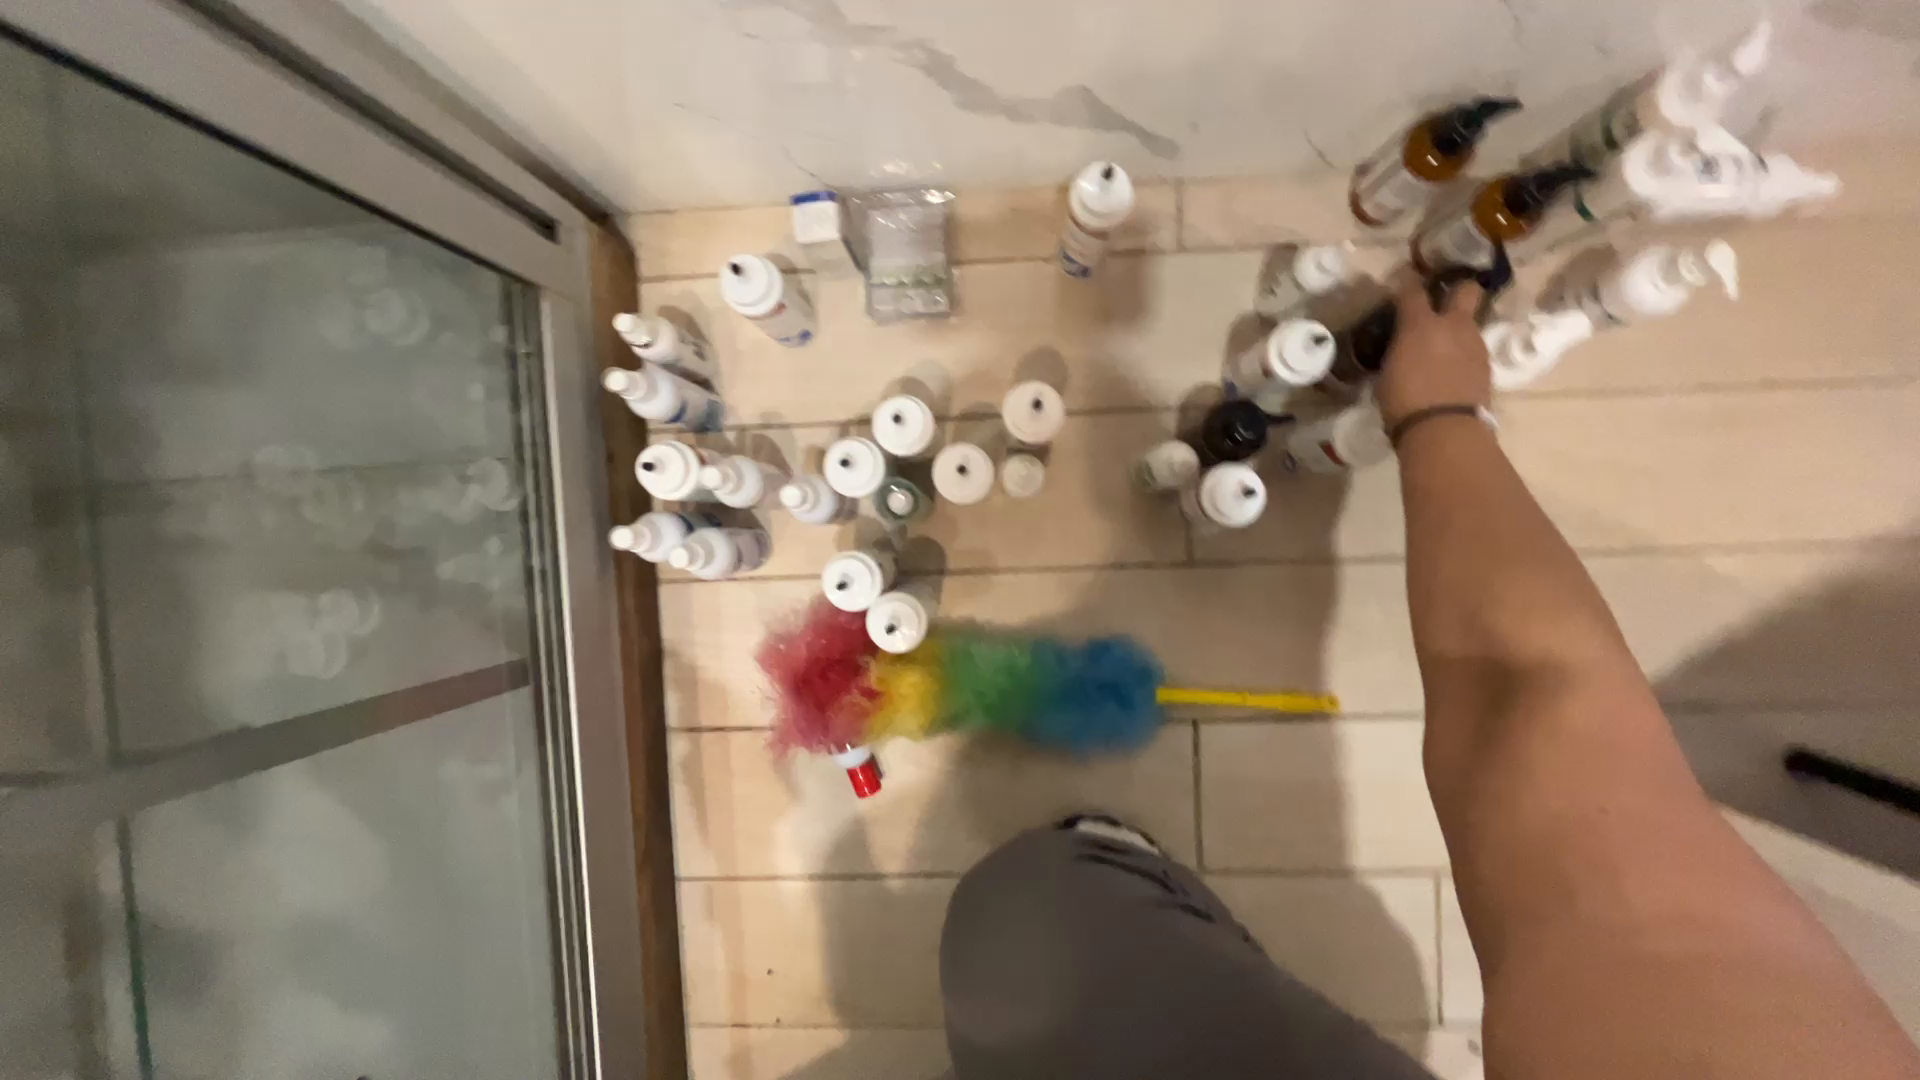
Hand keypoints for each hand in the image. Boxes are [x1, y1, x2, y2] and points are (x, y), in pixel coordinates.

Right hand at [1375, 280, 1489, 427]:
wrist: (1443, 428)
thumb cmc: (1403, 402)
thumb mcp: (1387, 374)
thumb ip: (1398, 353)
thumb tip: (1401, 349)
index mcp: (1420, 326)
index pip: (1412, 291)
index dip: (1406, 283)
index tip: (1402, 283)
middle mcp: (1453, 326)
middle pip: (1466, 290)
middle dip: (1456, 290)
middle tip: (1442, 302)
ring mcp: (1474, 344)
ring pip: (1470, 322)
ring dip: (1457, 329)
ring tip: (1441, 348)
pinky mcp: (1486, 365)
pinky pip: (1473, 348)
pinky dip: (1462, 353)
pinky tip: (1450, 370)